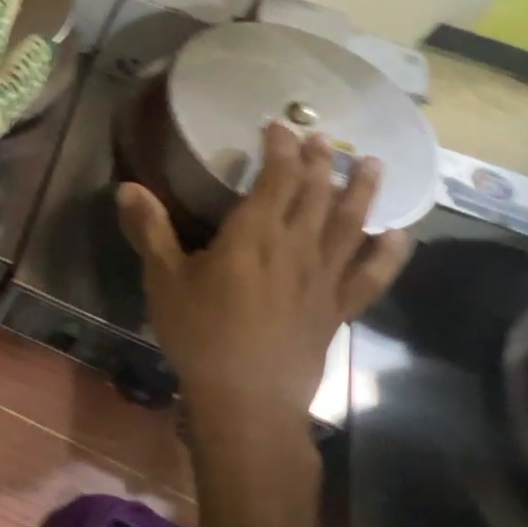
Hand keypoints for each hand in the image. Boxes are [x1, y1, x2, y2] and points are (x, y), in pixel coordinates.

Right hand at [116, 122, 411, 429]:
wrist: (247, 400)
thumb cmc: (200, 334)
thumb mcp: (163, 279)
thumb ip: (151, 230)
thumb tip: (128, 187)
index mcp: (253, 235)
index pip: (276, 178)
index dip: (280, 148)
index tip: (277, 126)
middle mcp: (296, 248)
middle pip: (316, 194)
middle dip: (321, 162)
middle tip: (324, 137)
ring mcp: (323, 279)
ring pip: (349, 225)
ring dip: (362, 193)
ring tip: (374, 165)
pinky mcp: (338, 309)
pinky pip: (370, 275)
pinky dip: (388, 254)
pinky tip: (398, 236)